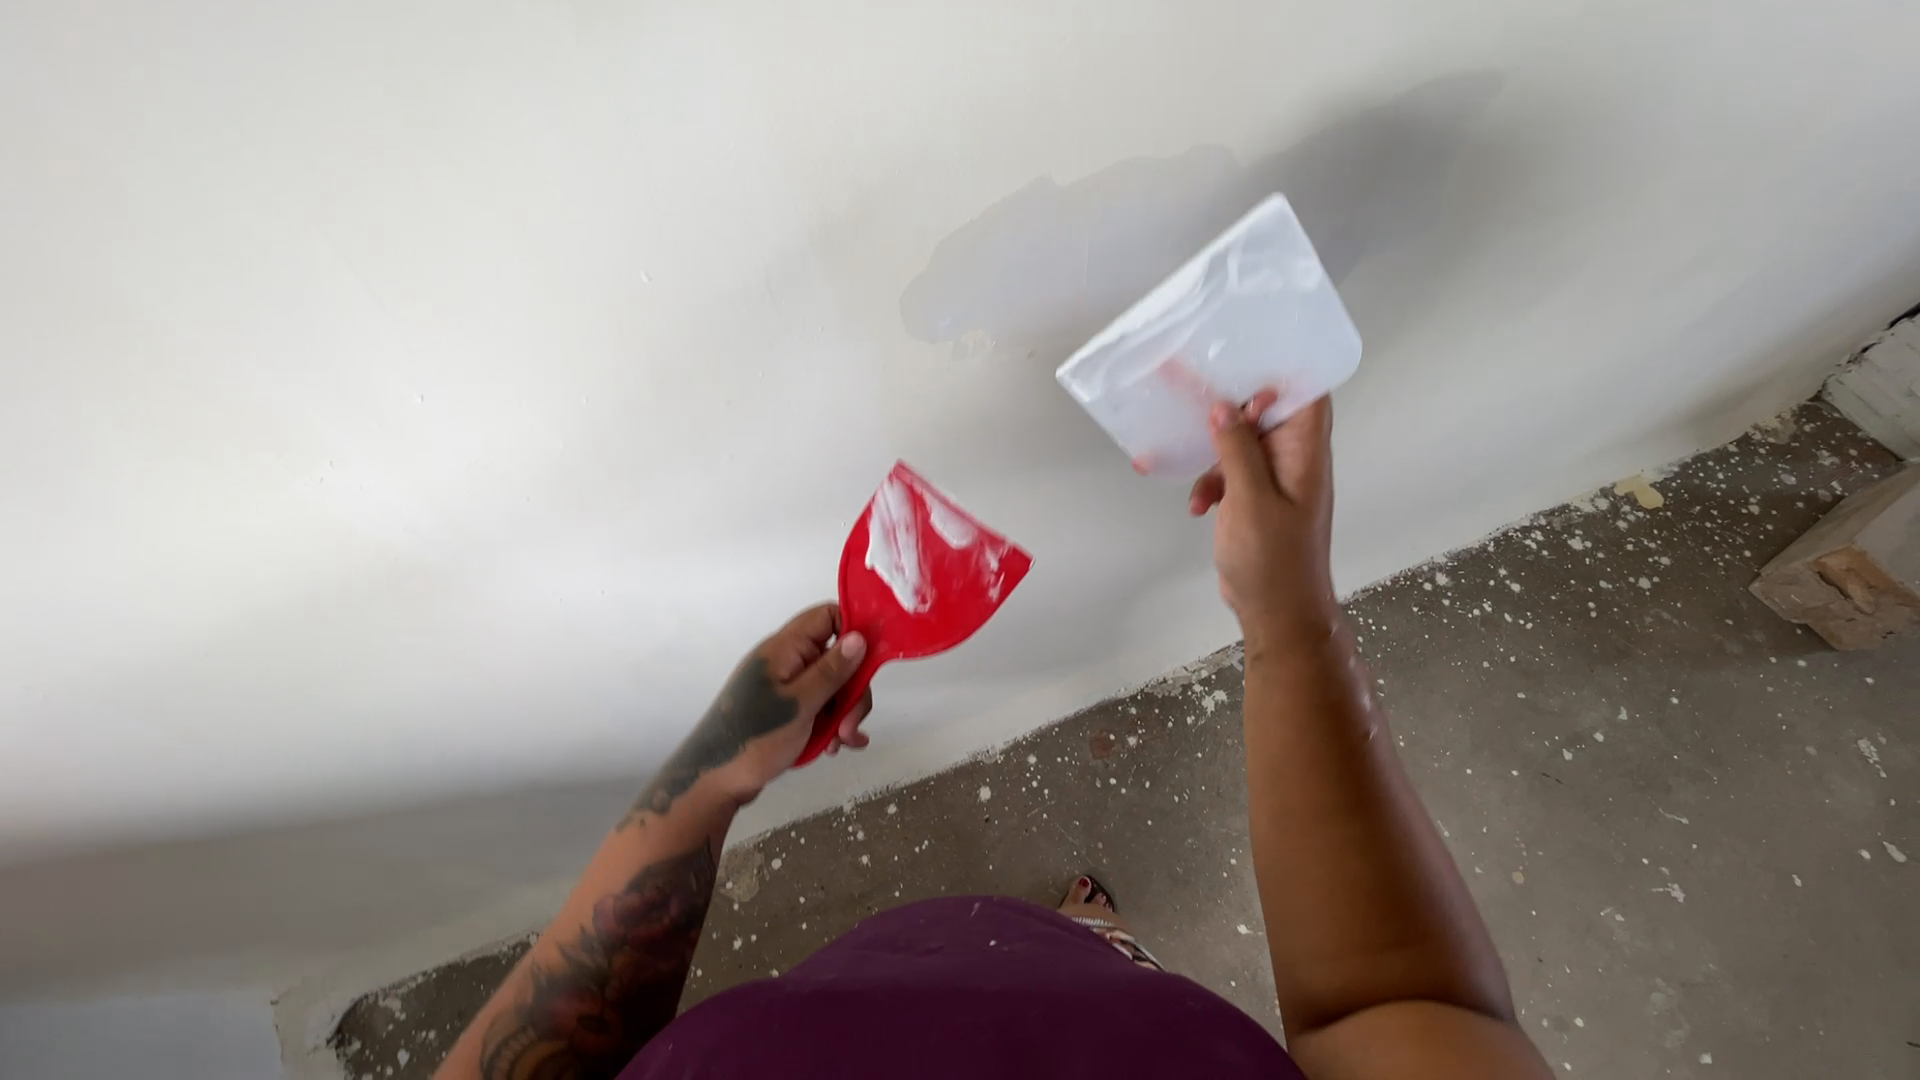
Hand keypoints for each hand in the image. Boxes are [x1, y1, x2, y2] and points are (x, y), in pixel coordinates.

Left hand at [639, 605, 871, 815]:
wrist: (713, 782)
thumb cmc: (754, 737)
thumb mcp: (799, 704)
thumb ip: (831, 670)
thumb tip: (859, 637)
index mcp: (785, 649)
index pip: (828, 617)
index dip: (855, 630)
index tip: (872, 660)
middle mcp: (788, 662)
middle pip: (838, 658)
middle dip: (852, 690)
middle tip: (849, 722)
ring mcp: (788, 687)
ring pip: (834, 686)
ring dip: (844, 713)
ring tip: (841, 741)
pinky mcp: (789, 710)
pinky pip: (822, 707)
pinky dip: (833, 724)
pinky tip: (837, 746)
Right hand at [1187, 390, 1339, 654]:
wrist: (1275, 611)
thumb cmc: (1274, 560)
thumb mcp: (1251, 501)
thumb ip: (1238, 451)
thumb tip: (1223, 407)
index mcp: (1305, 453)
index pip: (1307, 394)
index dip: (1282, 370)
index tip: (1242, 359)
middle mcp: (1293, 459)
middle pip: (1265, 413)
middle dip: (1229, 407)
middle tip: (1193, 395)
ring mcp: (1272, 479)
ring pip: (1240, 443)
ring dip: (1212, 454)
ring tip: (1193, 472)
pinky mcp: (1253, 498)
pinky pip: (1229, 473)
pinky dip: (1210, 482)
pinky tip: (1198, 504)